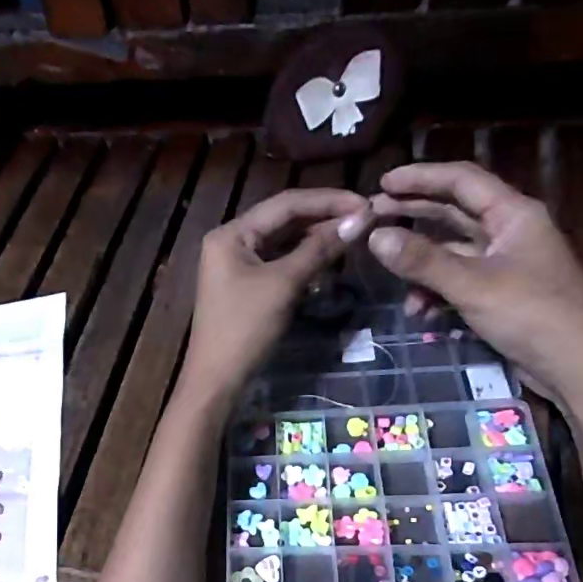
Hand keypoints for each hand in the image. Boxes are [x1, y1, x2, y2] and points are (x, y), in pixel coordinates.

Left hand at [180, 189, 371, 403]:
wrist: (217, 380)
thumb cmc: (245, 329)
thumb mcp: (284, 285)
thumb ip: (319, 250)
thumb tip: (358, 220)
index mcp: (232, 233)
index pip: (286, 203)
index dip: (328, 200)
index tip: (365, 204)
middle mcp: (232, 242)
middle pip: (284, 221)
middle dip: (324, 219)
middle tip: (364, 219)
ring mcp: (237, 267)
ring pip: (283, 243)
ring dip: (316, 239)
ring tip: (353, 236)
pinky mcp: (246, 289)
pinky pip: (279, 265)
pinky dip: (304, 261)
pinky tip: (329, 260)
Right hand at [368, 163, 582, 365]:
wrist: (577, 365)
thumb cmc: (531, 314)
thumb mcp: (472, 285)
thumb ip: (423, 261)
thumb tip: (376, 236)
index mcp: (512, 214)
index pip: (461, 181)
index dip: (421, 178)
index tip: (382, 183)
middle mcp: (509, 232)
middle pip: (454, 214)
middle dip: (414, 218)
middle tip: (373, 220)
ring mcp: (506, 266)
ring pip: (454, 254)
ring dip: (423, 268)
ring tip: (396, 286)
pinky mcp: (502, 297)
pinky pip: (461, 284)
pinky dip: (439, 294)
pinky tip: (422, 314)